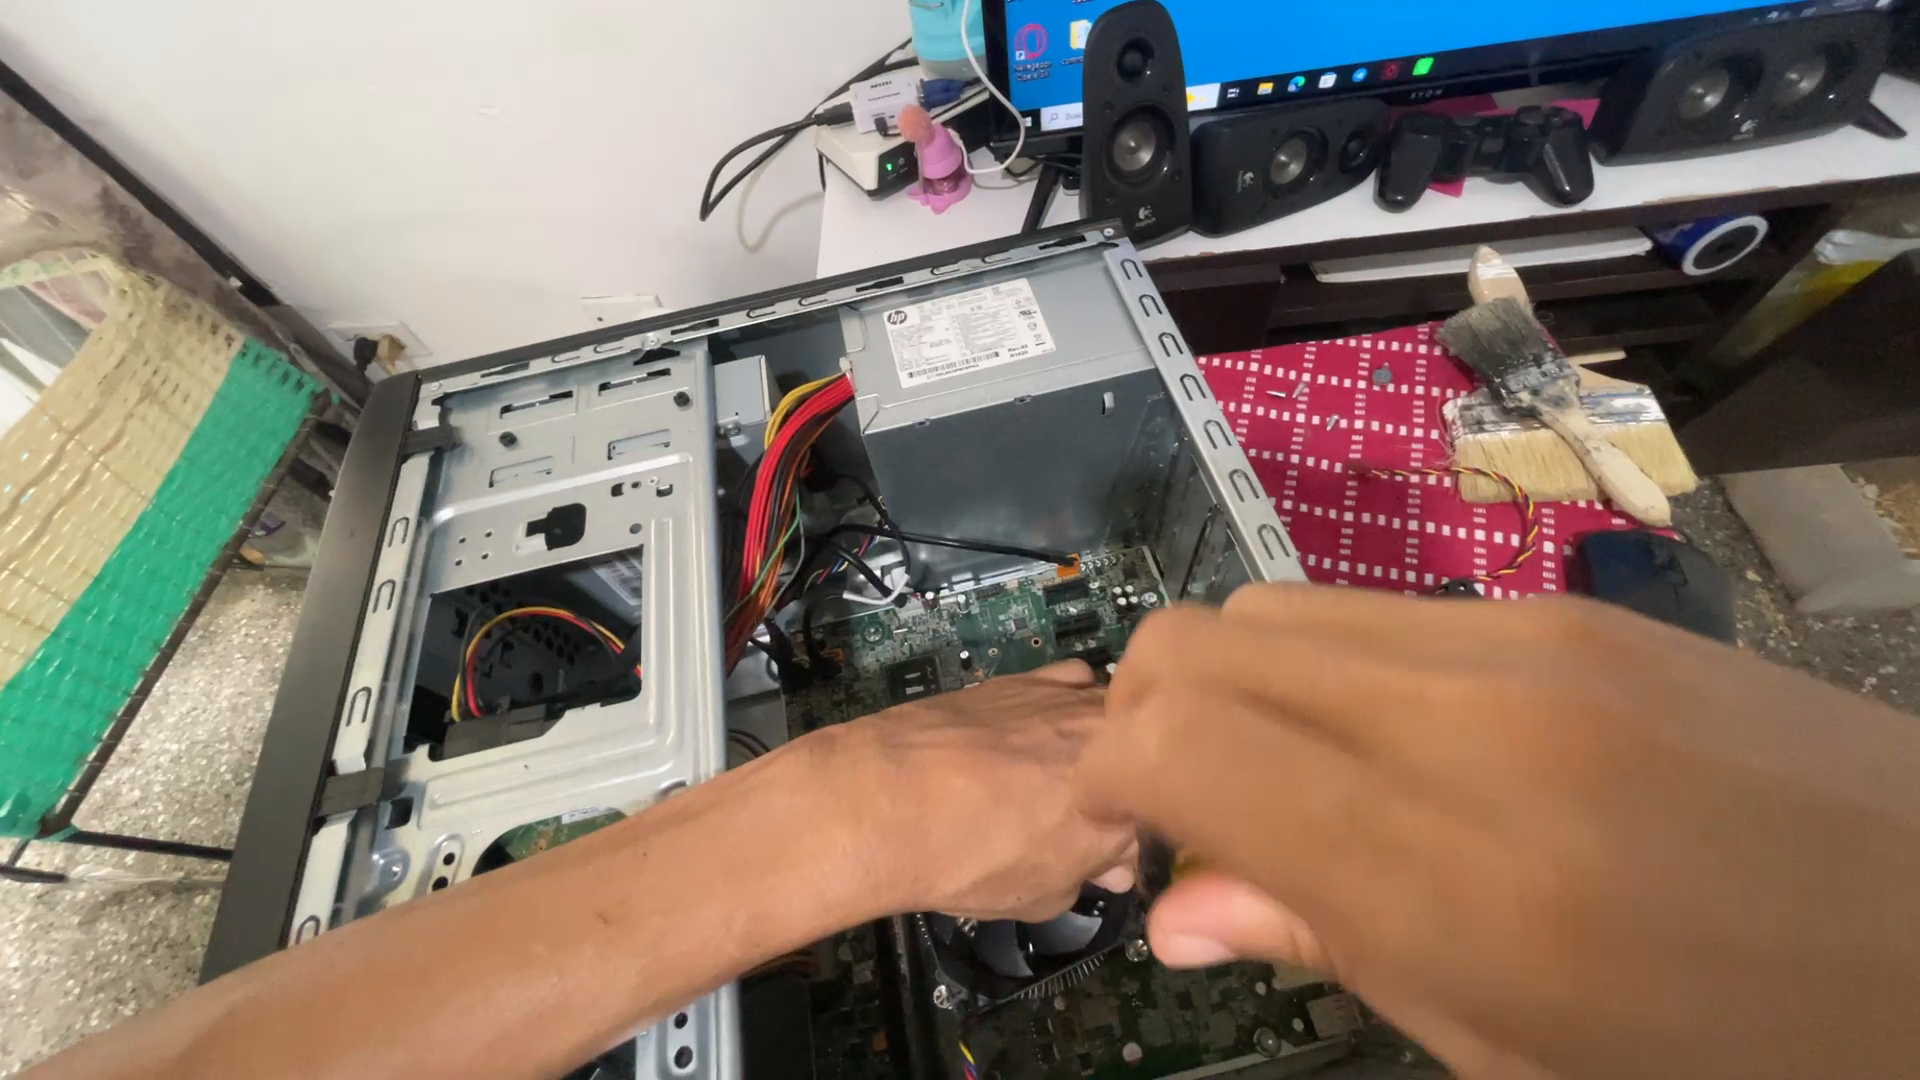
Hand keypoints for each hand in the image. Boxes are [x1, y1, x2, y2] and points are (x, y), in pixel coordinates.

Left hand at [826, 661, 1137, 922]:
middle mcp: (1108, 746)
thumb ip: (1086, 875)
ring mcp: (1069, 701)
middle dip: (1116, 788)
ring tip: (1057, 765)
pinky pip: (1068, 679)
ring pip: (1108, 713)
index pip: (1149, 825)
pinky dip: (1065, 698)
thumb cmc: (969, 856)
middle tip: (1076, 817)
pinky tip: (1036, 722)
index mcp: (1125, 806)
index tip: (1101, 859)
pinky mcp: (1027, 678)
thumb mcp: (1040, 895)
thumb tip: (1104, 864)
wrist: (895, 798)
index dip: (1124, 845)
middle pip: (1136, 760)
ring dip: (1097, 738)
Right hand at [1077, 585, 1919, 1079]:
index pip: (1178, 743)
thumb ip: (1314, 943)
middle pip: (1195, 644)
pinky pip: (1359, 609)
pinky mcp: (1557, 609)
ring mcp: (1515, 643)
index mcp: (1443, 874)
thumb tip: (1170, 914)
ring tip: (1265, 755)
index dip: (1108, 768)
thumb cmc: (1733, 1060)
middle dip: (1142, 707)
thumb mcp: (1508, 1052)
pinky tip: (1364, 727)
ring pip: (1262, 610)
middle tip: (1173, 788)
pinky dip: (1307, 663)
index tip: (1117, 817)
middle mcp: (1458, 722)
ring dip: (1220, 679)